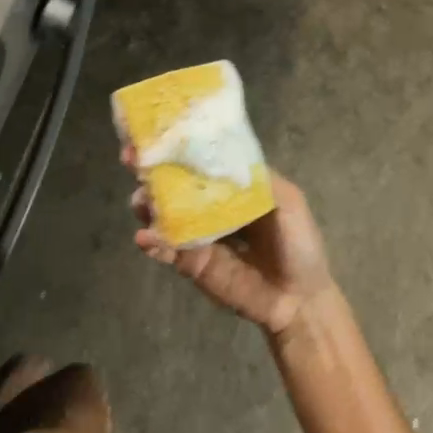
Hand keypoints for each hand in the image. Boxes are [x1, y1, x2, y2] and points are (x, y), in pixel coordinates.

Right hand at [128, 150, 336, 336]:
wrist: (300, 299)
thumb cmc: (299, 244)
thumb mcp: (288, 201)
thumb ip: (258, 177)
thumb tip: (222, 154)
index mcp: (231, 184)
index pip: (198, 158)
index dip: (175, 145)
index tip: (153, 132)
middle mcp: (209, 204)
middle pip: (172, 182)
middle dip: (149, 169)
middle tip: (132, 160)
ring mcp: (197, 234)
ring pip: (162, 213)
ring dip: (146, 204)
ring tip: (141, 202)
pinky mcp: (191, 263)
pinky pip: (165, 249)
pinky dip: (152, 242)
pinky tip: (146, 238)